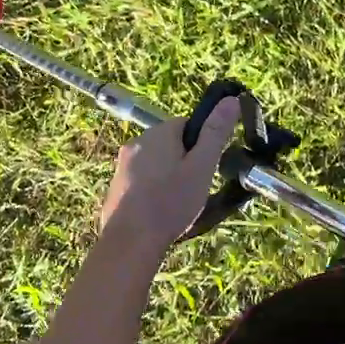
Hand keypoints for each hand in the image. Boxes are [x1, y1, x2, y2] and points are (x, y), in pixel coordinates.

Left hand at [97, 98, 240, 253]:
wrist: (130, 243)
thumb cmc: (171, 202)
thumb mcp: (202, 166)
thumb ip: (216, 132)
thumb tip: (230, 100)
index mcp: (158, 133)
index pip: (186, 125)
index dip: (200, 146)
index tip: (204, 168)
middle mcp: (136, 143)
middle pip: (169, 144)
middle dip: (183, 162)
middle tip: (193, 188)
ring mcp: (121, 166)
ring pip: (155, 164)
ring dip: (167, 178)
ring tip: (177, 205)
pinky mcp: (114, 188)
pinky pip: (141, 182)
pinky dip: (151, 192)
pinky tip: (159, 213)